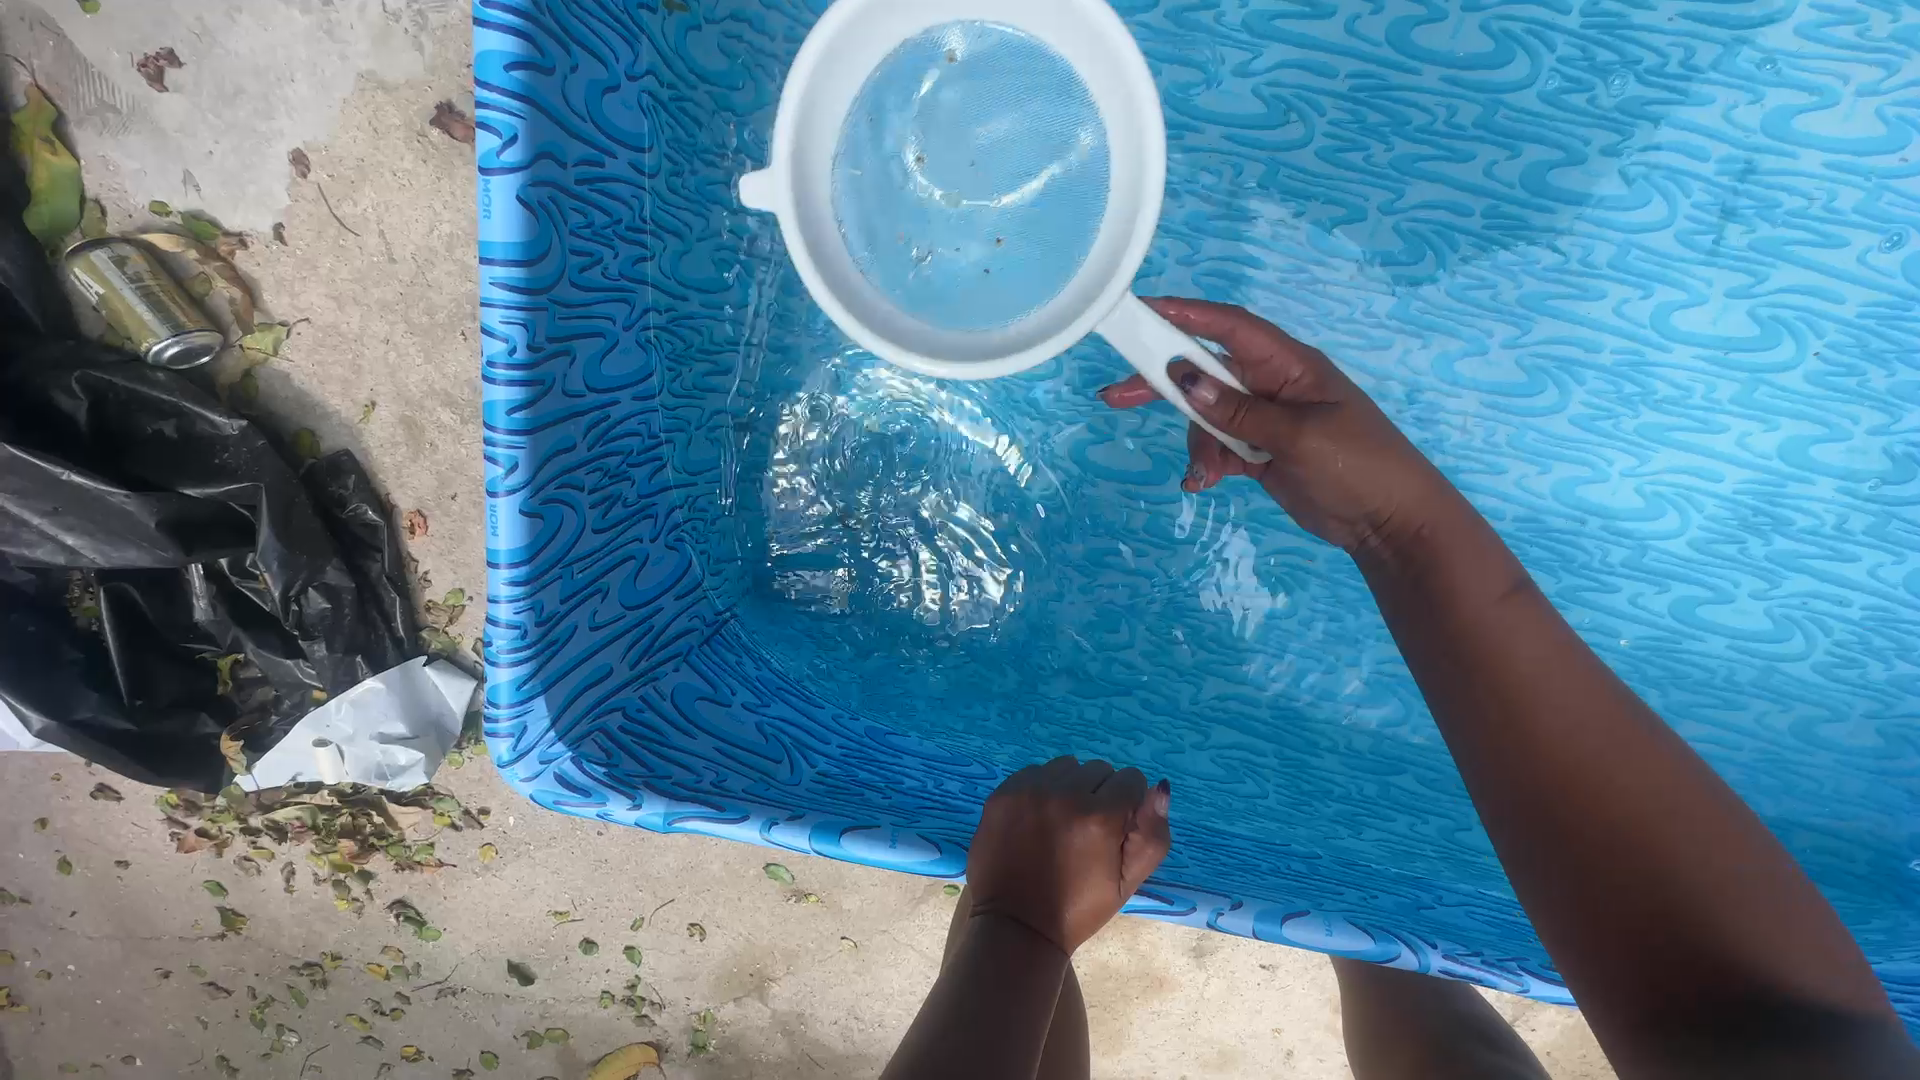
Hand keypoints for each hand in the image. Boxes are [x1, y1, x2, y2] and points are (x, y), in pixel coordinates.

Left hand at [965, 757, 1171, 954]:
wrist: (1017, 925)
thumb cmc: (1080, 907)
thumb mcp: (1128, 882)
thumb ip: (1152, 835)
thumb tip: (1160, 787)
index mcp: (1099, 817)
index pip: (1132, 780)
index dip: (1129, 805)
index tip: (1116, 830)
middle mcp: (1063, 794)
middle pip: (1099, 769)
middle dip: (1101, 794)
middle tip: (1088, 830)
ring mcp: (1028, 791)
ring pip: (1067, 766)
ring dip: (1072, 786)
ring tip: (1063, 822)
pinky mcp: (1003, 792)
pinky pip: (1035, 772)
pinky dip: (1043, 788)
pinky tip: (1038, 819)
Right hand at [1099, 297, 1456, 554]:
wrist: (1388, 523)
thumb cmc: (1358, 466)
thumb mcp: (1296, 437)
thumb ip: (1238, 410)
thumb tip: (1184, 379)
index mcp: (1289, 365)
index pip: (1230, 328)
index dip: (1185, 316)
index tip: (1142, 314)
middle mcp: (1271, 384)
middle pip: (1205, 372)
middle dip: (1163, 384)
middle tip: (1114, 396)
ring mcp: (1264, 419)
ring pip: (1206, 417)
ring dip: (1198, 444)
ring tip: (1206, 475)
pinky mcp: (1259, 450)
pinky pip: (1218, 447)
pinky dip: (1207, 463)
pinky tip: (1204, 483)